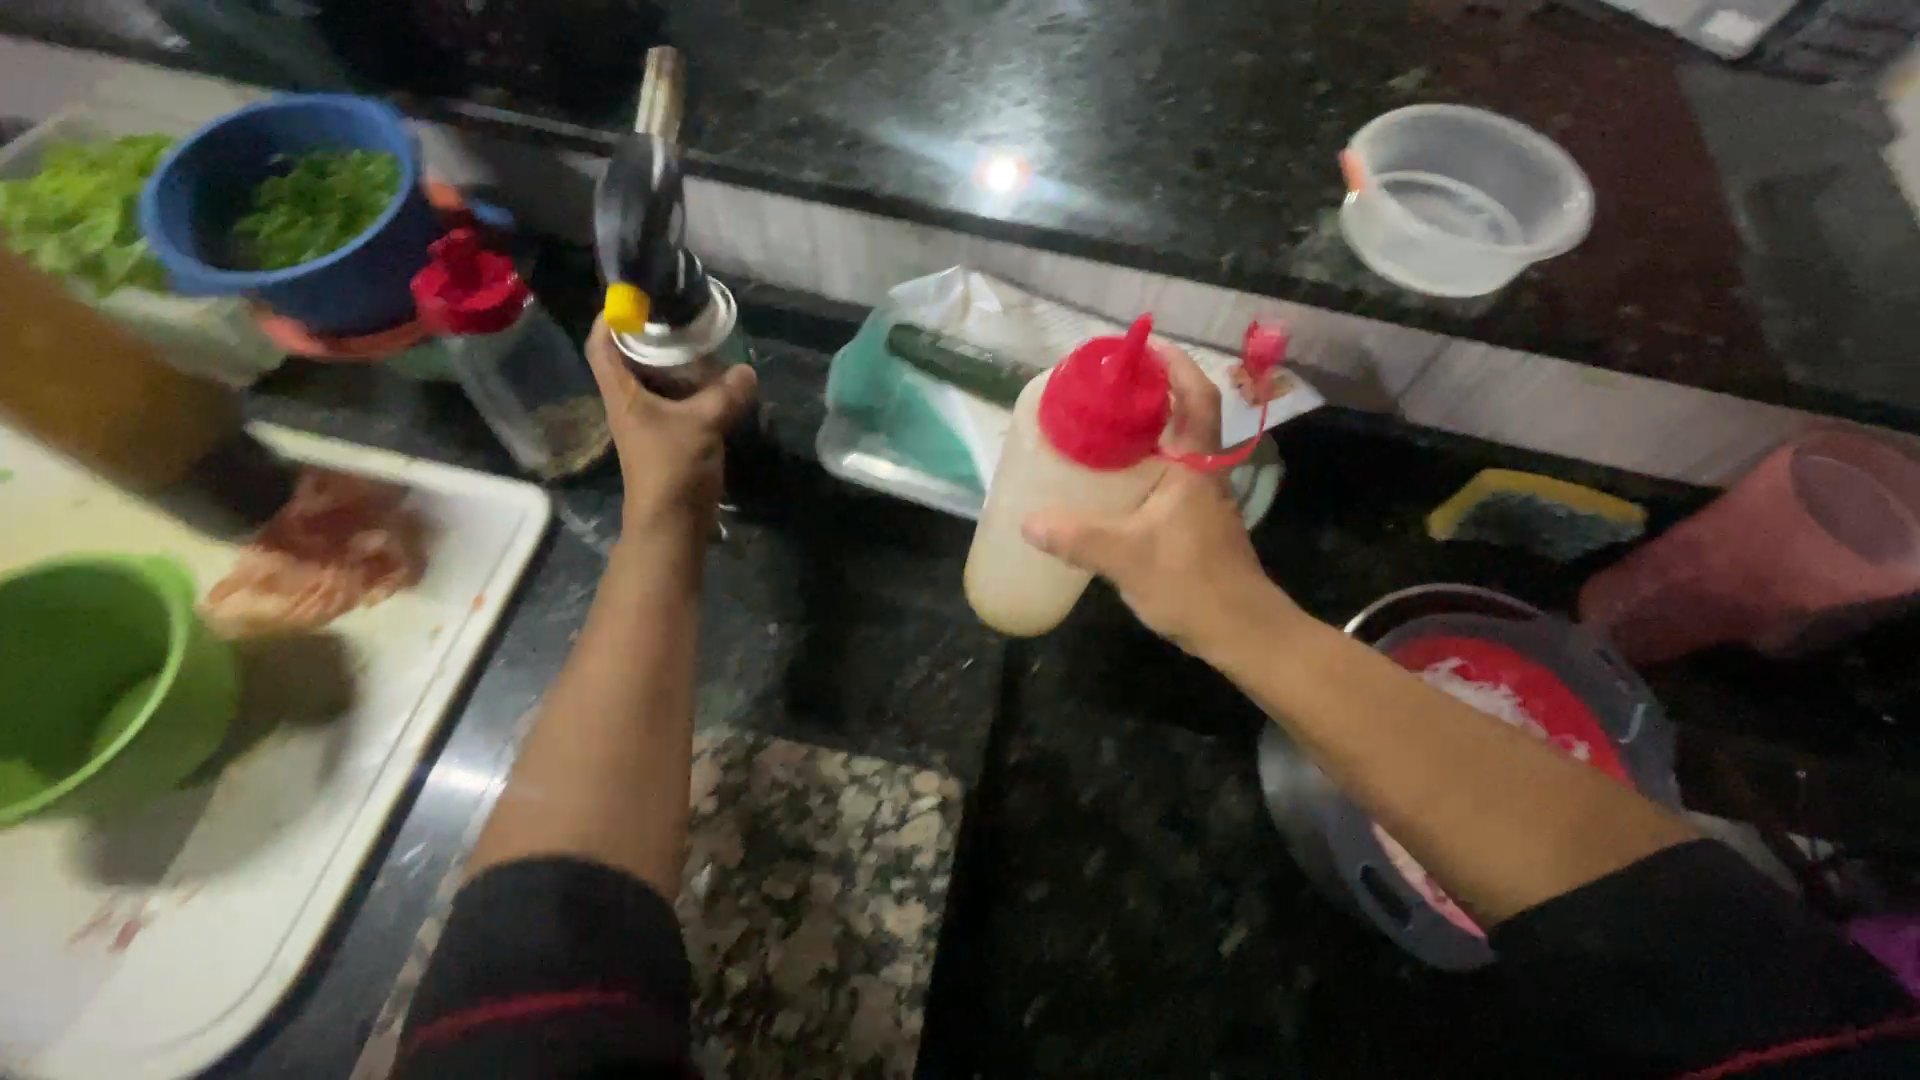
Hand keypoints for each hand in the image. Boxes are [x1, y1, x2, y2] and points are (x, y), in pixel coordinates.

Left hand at [584, 318, 756, 540]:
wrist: (672, 524)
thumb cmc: (673, 468)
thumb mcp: (703, 424)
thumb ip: (725, 395)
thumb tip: (747, 371)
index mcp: (623, 395)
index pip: (601, 346)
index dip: (609, 318)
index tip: (633, 299)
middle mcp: (629, 405)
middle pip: (629, 361)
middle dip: (651, 338)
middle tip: (680, 319)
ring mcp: (648, 425)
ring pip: (655, 384)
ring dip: (674, 366)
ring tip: (702, 346)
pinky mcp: (668, 442)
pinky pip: (676, 405)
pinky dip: (691, 391)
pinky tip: (716, 386)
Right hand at [1020, 342, 1300, 652]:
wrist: (1240, 631)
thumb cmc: (1193, 584)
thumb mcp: (1127, 558)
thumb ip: (1077, 538)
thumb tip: (1028, 522)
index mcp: (1196, 467)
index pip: (1197, 398)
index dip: (1176, 365)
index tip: (1142, 347)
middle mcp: (1203, 473)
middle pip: (1183, 415)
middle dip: (1149, 393)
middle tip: (1102, 388)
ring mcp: (1201, 499)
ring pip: (1174, 448)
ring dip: (1145, 430)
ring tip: (1097, 427)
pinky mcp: (1193, 522)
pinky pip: (1166, 476)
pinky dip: (1140, 465)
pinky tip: (1108, 483)